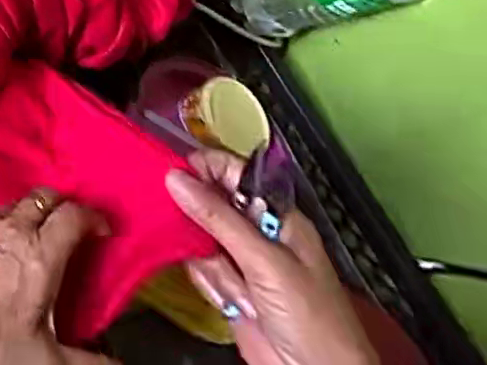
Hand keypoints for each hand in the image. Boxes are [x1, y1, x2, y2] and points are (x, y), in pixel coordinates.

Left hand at [0, 188, 116, 364]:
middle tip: (75, 228)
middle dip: (64, 206)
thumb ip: (91, 364)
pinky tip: (7, 247)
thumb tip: (117, 363)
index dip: (93, 218)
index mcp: (39, 254)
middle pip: (45, 197)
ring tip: (43, 238)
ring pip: (17, 203)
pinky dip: (9, 221)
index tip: (104, 230)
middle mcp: (12, 228)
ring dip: (35, 212)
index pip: (73, 217)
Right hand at [165, 153, 377, 364]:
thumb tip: (174, 177)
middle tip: (194, 230)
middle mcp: (255, 230)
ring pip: (197, 233)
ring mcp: (239, 258)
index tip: (174, 173)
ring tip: (236, 287)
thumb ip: (219, 218)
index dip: (204, 168)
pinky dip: (207, 281)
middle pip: (207, 200)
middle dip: (197, 217)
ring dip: (209, 261)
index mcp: (276, 214)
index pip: (232, 172)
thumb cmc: (311, 319)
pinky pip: (196, 263)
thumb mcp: (266, 262)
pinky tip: (231, 301)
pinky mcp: (226, 283)